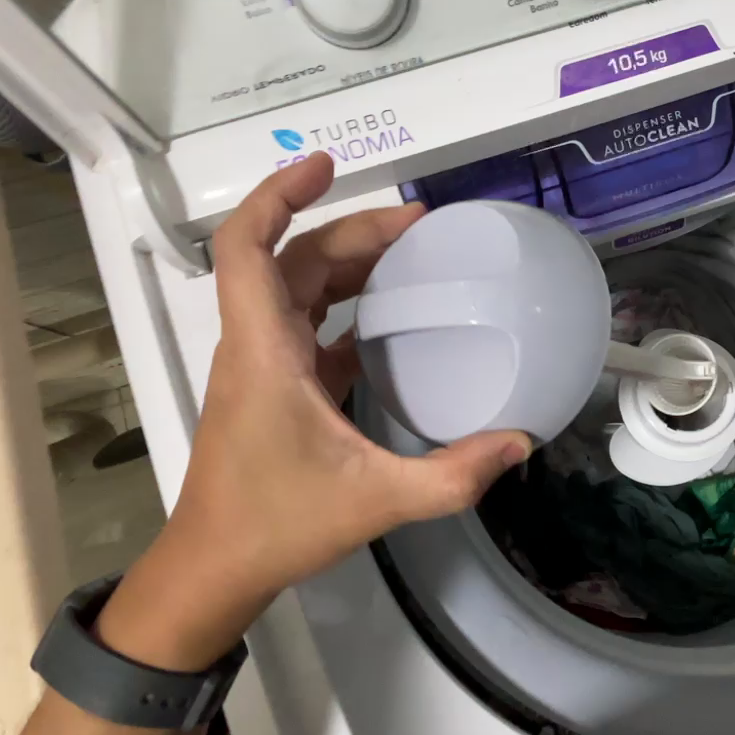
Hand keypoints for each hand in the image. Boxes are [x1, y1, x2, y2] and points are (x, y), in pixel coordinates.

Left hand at [94, 154, 530, 670]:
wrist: (214, 570)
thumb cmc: (277, 525)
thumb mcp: (376, 500)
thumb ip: (454, 475)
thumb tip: (520, 443)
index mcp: (265, 351)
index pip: (248, 247)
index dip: (279, 194)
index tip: (326, 165)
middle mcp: (257, 346)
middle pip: (293, 260)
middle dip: (352, 231)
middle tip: (423, 228)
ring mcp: (263, 367)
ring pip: (299, 289)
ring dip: (348, 264)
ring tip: (413, 258)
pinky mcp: (275, 389)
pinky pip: (309, 327)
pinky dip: (346, 309)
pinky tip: (392, 321)